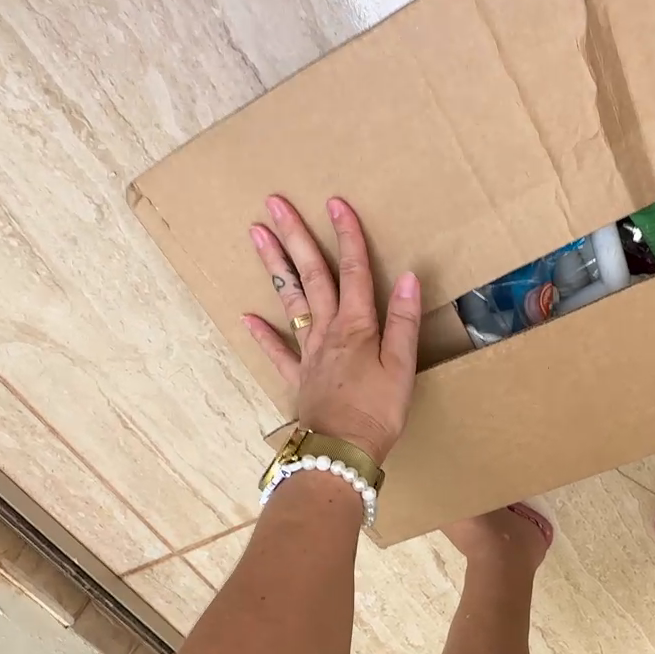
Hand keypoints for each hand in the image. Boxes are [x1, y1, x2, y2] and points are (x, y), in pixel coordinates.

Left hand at [243, 195, 421, 463]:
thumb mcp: (402, 367)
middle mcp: (329, 332)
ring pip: (291, 301)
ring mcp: (310, 353)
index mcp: (358, 327)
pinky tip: (247, 316)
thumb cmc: (378, 412)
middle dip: (296, 237)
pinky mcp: (300, 377)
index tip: (334, 202)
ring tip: (258, 235)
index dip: (346, 236)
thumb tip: (407, 277)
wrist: (342, 451)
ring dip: (276, 267)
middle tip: (275, 202)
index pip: (354, 272)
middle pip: (312, 276)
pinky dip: (263, 333)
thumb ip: (403, 323)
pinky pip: (278, 351)